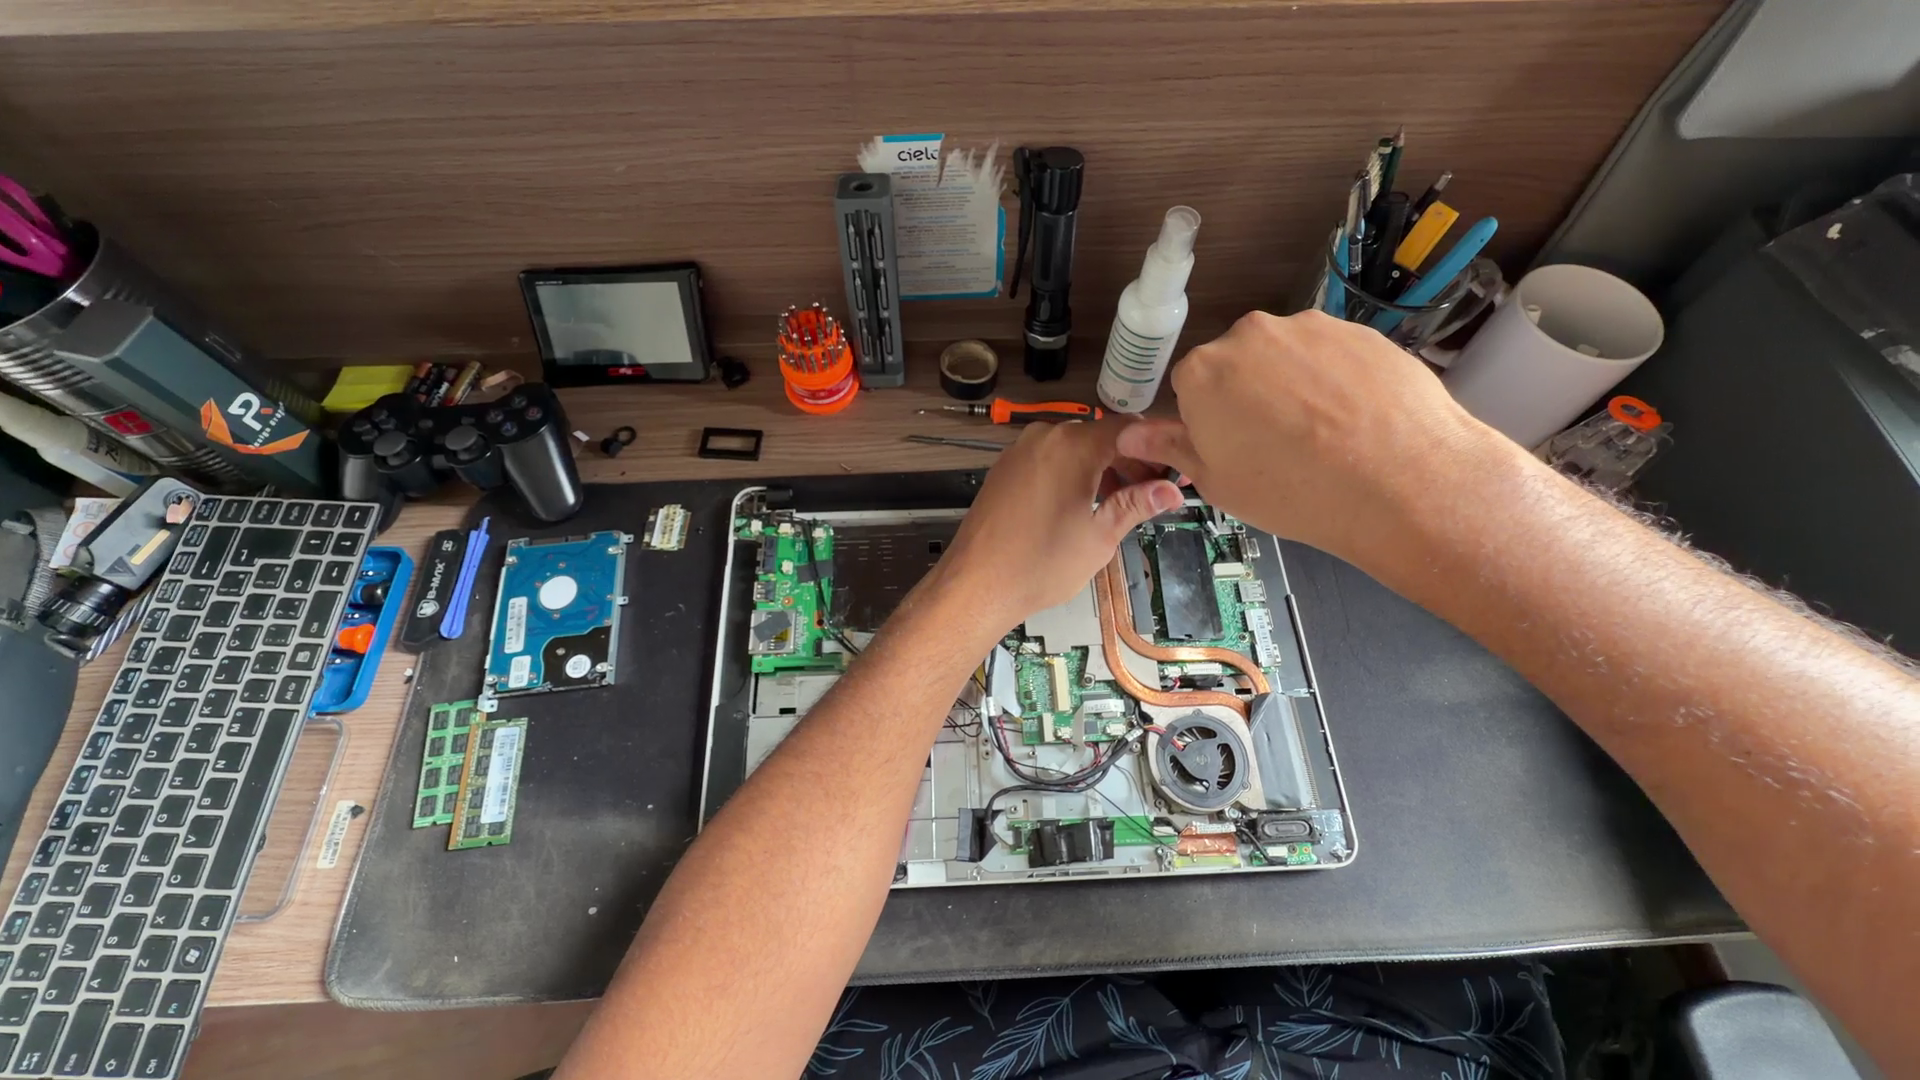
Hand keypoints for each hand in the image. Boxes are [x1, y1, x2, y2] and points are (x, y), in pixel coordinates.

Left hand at [929, 419, 1182, 633]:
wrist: (978, 583)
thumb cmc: (1041, 564)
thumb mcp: (1100, 535)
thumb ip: (1136, 504)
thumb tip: (1171, 490)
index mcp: (1074, 446)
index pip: (1130, 429)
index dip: (1155, 449)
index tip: (1171, 473)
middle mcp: (1046, 436)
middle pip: (1101, 435)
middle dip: (1129, 460)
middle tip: (1151, 492)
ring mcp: (1021, 449)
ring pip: (1074, 446)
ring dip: (1100, 467)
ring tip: (1118, 503)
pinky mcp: (1005, 466)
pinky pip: (1049, 457)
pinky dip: (1071, 471)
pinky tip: (1080, 502)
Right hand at [1116, 310, 1508, 566]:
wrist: (1398, 481)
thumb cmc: (1291, 489)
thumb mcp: (1217, 480)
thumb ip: (1171, 447)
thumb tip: (1128, 435)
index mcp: (1203, 372)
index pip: (1189, 387)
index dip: (1208, 421)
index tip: (1231, 447)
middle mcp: (1249, 335)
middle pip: (1236, 364)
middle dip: (1247, 396)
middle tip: (1275, 445)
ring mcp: (1308, 328)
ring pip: (1285, 356)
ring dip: (1292, 386)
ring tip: (1322, 435)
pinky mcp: (1357, 330)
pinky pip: (1331, 355)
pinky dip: (1335, 381)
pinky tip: (1354, 420)